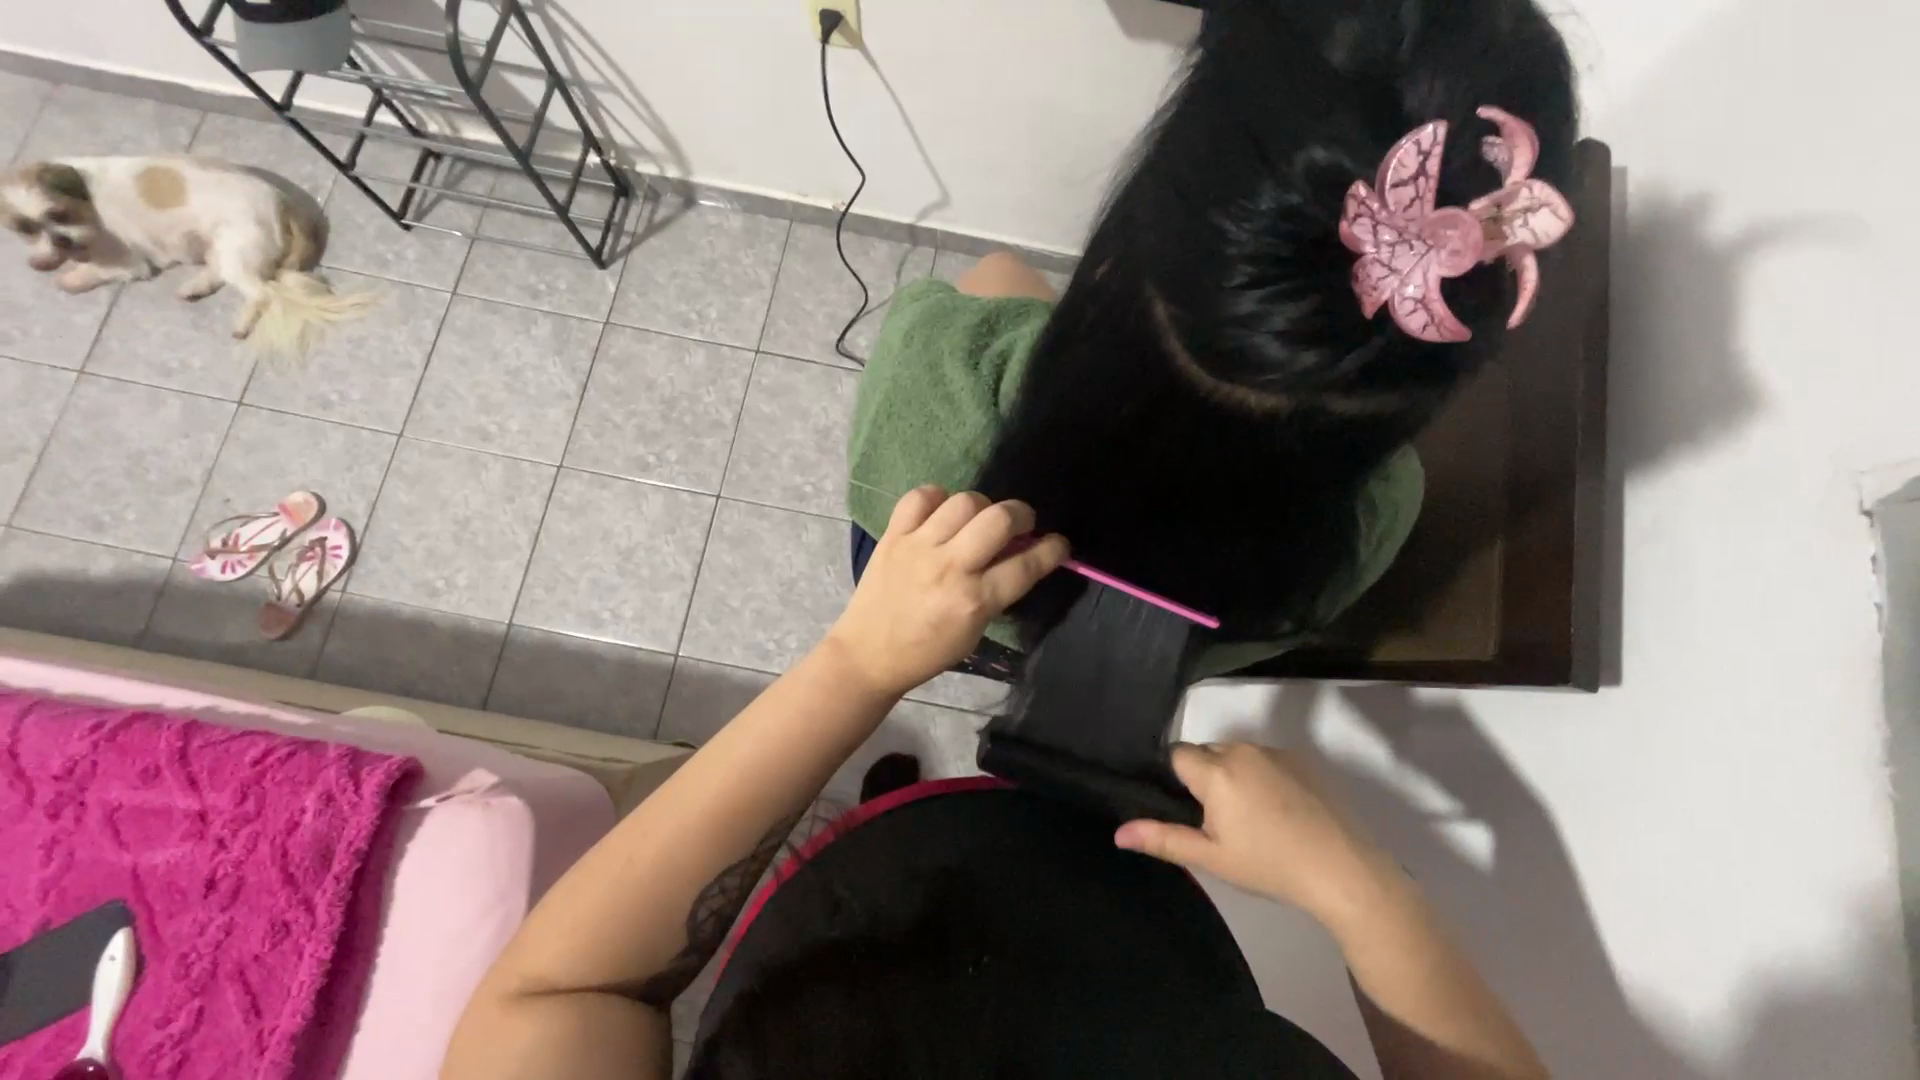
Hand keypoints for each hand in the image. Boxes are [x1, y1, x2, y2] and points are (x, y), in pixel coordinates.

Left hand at [824, 486, 1069, 698]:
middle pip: (999, 519)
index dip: (1053, 549)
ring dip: (982, 505)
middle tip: (1021, 523)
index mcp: (975, 601)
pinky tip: (942, 513)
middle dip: (1022, 514)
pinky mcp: (893, 536)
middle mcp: (949, 568)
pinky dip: (937, 498)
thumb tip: (1023, 553)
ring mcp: (919, 548)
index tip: (1058, 543)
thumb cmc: (928, 650)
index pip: (1027, 564)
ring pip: (964, 501)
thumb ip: (1000, 591)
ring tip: (980, 518)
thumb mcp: (976, 631)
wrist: (869, 654)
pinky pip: (920, 497)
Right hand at [1114, 743, 1403, 933]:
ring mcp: (1275, 752)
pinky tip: (1276, 811)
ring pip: (1236, 754)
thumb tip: (1118, 832)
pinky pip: (1264, 758)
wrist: (1345, 871)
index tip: (1185, 807)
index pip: (1176, 754)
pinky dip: (1261, 776)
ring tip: (1249, 818)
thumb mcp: (1211, 858)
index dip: (1175, 778)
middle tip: (1217, 821)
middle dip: (1204, 777)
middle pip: (1206, 752)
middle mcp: (1242, 750)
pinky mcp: (1302, 760)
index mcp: (1216, 771)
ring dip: (1232, 775)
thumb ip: (1163, 839)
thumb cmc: (1270, 866)